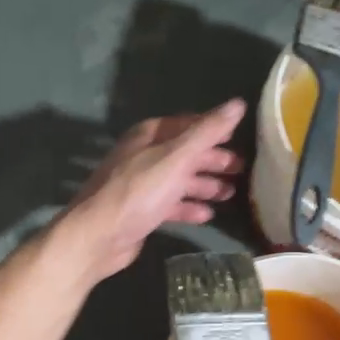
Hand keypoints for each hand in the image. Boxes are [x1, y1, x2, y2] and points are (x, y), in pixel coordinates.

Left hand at [60, 100, 246, 281]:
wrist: (99, 235)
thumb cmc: (139, 191)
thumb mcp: (176, 157)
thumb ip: (207, 132)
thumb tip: (238, 103)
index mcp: (149, 135)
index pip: (186, 124)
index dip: (212, 129)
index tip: (237, 137)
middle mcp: (144, 155)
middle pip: (184, 153)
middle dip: (212, 160)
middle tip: (241, 169)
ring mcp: (141, 184)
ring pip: (179, 179)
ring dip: (204, 185)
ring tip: (230, 193)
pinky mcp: (141, 210)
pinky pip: (170, 203)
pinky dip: (188, 207)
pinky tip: (207, 215)